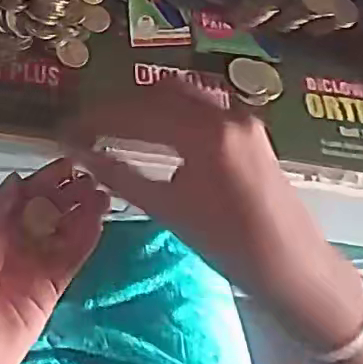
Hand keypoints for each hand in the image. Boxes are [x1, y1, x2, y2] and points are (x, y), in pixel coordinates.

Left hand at [0, 159, 110, 363]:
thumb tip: (20, 181)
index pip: (20, 196)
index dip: (43, 180)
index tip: (69, 164)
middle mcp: (11, 242)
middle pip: (45, 211)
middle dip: (67, 193)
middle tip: (93, 177)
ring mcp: (32, 266)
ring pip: (62, 232)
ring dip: (82, 213)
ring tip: (104, 195)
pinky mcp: (50, 290)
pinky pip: (70, 259)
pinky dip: (85, 241)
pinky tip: (99, 222)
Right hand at [61, 76, 362, 348]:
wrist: (296, 269)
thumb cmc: (230, 245)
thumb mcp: (168, 209)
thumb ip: (119, 176)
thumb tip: (78, 153)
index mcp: (205, 132)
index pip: (135, 113)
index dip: (95, 120)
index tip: (66, 130)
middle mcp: (225, 113)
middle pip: (155, 95)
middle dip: (115, 108)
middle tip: (85, 126)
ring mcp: (240, 118)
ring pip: (179, 94)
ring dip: (142, 105)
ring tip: (112, 125)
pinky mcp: (247, 128)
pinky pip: (199, 104)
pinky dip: (169, 110)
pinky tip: (152, 129)